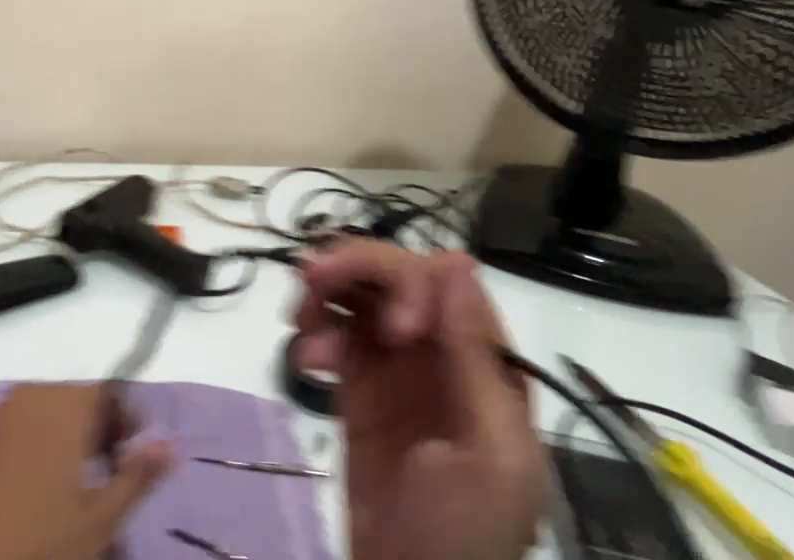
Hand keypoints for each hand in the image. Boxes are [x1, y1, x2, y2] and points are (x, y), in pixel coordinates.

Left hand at [0, 383, 172, 559]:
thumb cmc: (35, 544)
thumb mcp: (98, 520)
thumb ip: (138, 476)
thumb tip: (170, 442)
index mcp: (61, 404)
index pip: (110, 392)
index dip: (130, 422)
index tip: (138, 458)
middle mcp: (23, 399)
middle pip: (73, 403)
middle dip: (96, 435)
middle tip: (108, 479)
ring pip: (37, 421)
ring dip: (60, 446)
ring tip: (69, 494)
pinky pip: (5, 440)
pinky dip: (24, 458)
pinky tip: (24, 501)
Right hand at [293, 240, 547, 559]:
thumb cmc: (465, 534)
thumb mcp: (492, 452)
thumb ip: (477, 358)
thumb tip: (459, 260)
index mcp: (485, 356)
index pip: (445, 278)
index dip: (410, 283)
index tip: (393, 331)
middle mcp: (440, 346)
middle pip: (395, 272)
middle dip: (355, 265)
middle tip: (310, 281)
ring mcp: (395, 364)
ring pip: (359, 291)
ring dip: (325, 289)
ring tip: (301, 325)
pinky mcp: (358, 386)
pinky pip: (333, 331)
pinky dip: (314, 328)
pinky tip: (308, 358)